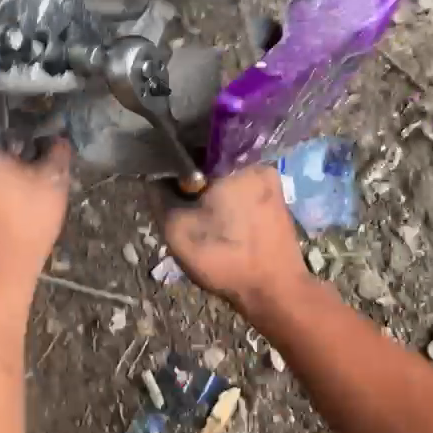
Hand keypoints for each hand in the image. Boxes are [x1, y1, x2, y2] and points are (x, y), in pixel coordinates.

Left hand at [0, 130, 71, 291]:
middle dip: (7, 142)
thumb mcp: (54, 181)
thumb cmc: (28, 221)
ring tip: (23, 172)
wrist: (4, 271)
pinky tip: (11, 188)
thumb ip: (58, 150)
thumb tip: (58, 136)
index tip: (35, 131)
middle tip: (31, 153)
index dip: (19, 122)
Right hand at [160, 164, 313, 311]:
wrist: (275, 291)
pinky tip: (220, 220)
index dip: (172, 159)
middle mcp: (255, 160)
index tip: (163, 178)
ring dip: (210, 188)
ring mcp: (270, 178)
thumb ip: (159, 195)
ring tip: (199, 212)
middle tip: (179, 200)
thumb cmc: (224, 256)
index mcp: (231, 159)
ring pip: (226, 173)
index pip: (191, 141)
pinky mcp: (277, 197)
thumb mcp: (176, 228)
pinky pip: (243, 187)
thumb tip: (155, 176)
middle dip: (192, 176)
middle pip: (211, 157)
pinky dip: (228, 198)